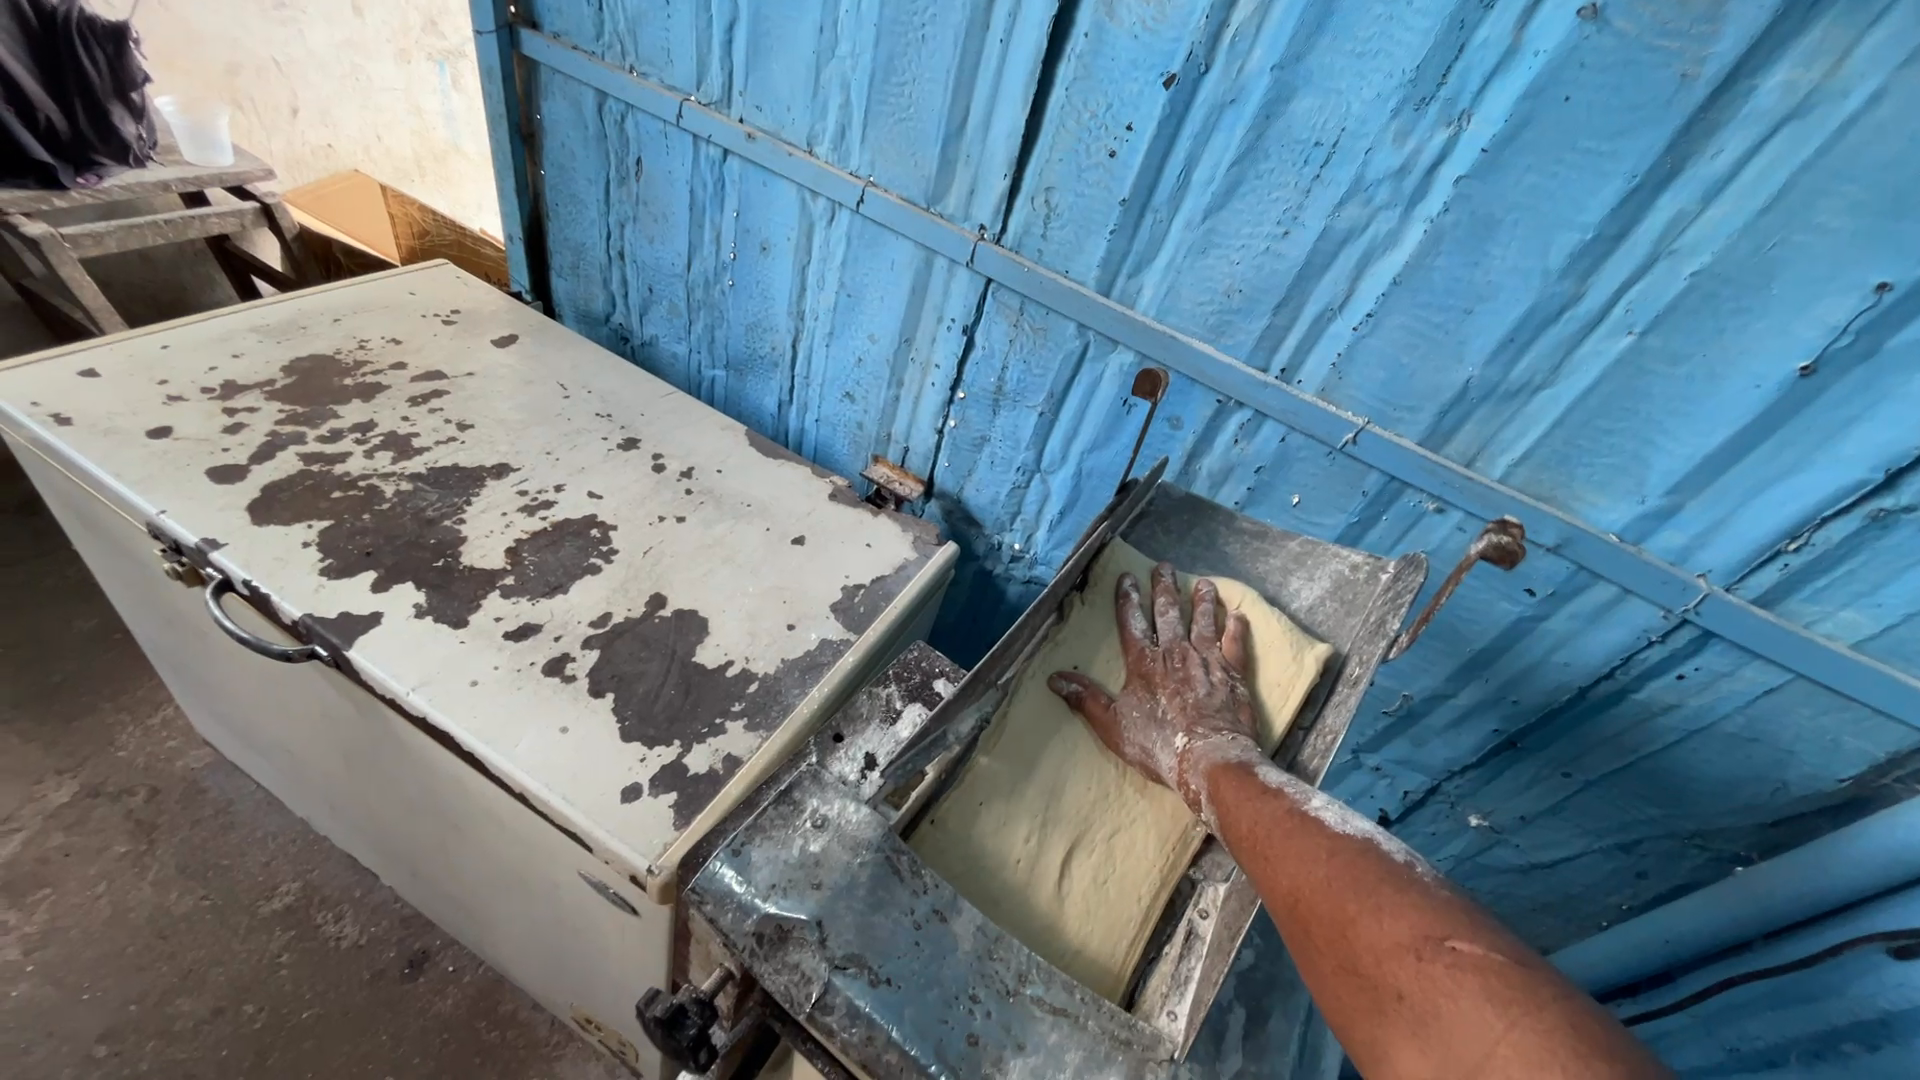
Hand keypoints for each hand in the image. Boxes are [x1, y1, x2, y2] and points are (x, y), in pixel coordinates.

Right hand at [1048, 561, 1258, 816]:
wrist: (1209, 759)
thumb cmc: (1157, 744)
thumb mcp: (1112, 724)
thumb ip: (1085, 699)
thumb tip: (1053, 678)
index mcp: (1143, 662)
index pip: (1132, 621)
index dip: (1128, 598)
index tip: (1127, 577)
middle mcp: (1174, 652)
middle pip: (1168, 612)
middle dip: (1165, 587)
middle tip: (1165, 566)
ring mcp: (1206, 660)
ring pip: (1204, 620)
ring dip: (1203, 600)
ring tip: (1204, 583)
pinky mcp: (1232, 672)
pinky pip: (1235, 642)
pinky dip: (1236, 627)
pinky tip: (1239, 614)